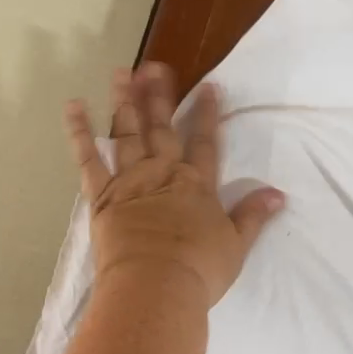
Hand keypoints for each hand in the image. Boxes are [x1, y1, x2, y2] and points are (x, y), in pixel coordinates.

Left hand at [64, 63, 284, 305]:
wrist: (155, 287)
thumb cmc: (199, 271)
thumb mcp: (235, 247)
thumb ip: (252, 218)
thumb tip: (278, 195)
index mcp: (197, 186)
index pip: (206, 143)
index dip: (208, 115)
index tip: (209, 88)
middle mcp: (163, 173)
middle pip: (162, 128)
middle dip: (160, 96)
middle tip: (155, 66)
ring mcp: (130, 182)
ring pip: (127, 134)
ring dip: (125, 102)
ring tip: (122, 73)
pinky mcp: (102, 197)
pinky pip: (88, 160)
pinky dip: (79, 133)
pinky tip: (74, 106)